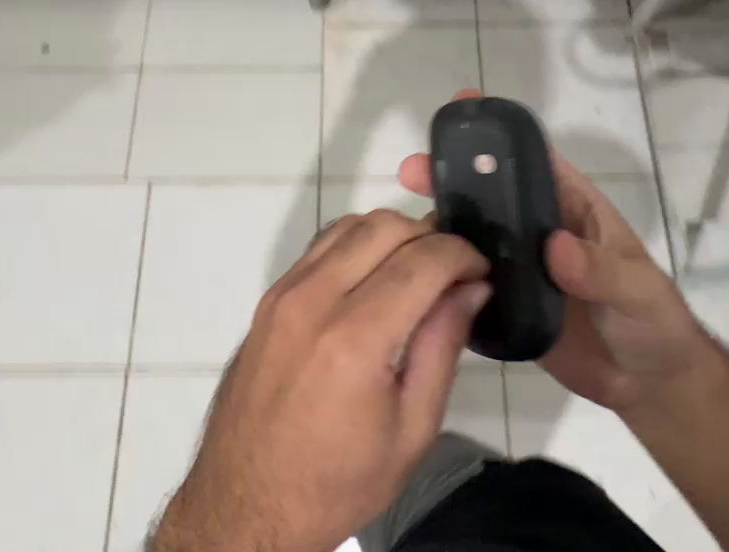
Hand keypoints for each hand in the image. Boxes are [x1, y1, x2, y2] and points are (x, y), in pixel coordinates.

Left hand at [150, 211, 490, 551]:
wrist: (246, 504)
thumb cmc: (339, 480)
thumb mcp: (412, 430)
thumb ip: (443, 346)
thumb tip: (473, 287)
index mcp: (354, 339)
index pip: (422, 260)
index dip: (463, 255)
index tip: (482, 271)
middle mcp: (314, 299)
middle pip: (385, 225)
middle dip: (431, 235)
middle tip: (454, 271)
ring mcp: (284, 292)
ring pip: (350, 223)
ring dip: (393, 234)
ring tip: (417, 271)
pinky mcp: (269, 297)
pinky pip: (322, 244)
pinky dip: (358, 243)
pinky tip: (375, 277)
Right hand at [398, 92, 710, 412]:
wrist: (646, 386)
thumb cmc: (652, 320)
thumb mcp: (637, 288)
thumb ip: (600, 269)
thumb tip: (554, 246)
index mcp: (570, 207)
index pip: (532, 158)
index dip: (498, 132)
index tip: (461, 107)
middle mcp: (536, 229)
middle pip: (488, 192)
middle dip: (451, 175)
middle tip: (412, 171)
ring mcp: (517, 266)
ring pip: (470, 235)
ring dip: (439, 226)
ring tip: (403, 229)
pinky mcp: (504, 304)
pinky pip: (467, 283)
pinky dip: (441, 277)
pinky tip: (411, 277)